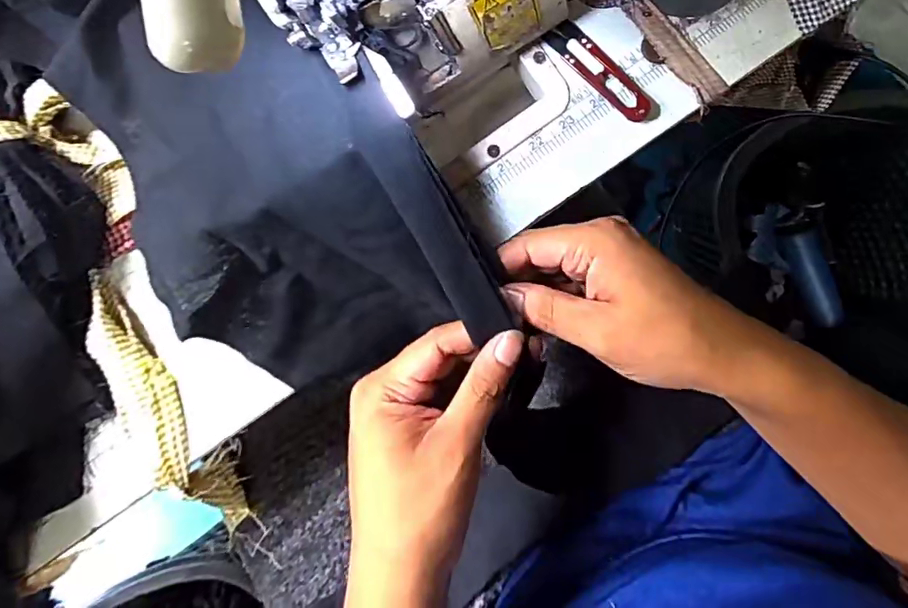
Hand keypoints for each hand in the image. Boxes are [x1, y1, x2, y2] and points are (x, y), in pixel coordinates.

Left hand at [346, 322, 521, 607]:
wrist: (402, 580)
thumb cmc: (418, 518)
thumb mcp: (456, 443)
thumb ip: (484, 385)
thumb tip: (509, 339)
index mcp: (381, 388)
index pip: (436, 342)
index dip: (478, 331)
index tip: (518, 326)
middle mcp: (383, 392)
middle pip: (441, 356)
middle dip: (483, 351)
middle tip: (526, 345)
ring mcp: (395, 411)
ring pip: (446, 375)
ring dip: (480, 372)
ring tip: (520, 363)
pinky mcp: (410, 427)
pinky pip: (443, 396)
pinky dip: (471, 393)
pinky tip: (498, 389)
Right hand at [497, 217, 776, 394]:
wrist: (721, 351)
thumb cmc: (664, 340)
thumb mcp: (596, 331)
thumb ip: (545, 309)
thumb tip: (507, 297)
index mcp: (595, 239)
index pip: (529, 243)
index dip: (502, 271)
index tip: (481, 300)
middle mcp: (603, 233)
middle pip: (543, 252)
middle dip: (521, 285)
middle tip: (501, 322)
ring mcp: (614, 248)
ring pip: (559, 264)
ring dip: (543, 293)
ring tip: (523, 329)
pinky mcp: (621, 264)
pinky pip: (580, 272)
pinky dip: (565, 295)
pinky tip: (551, 323)